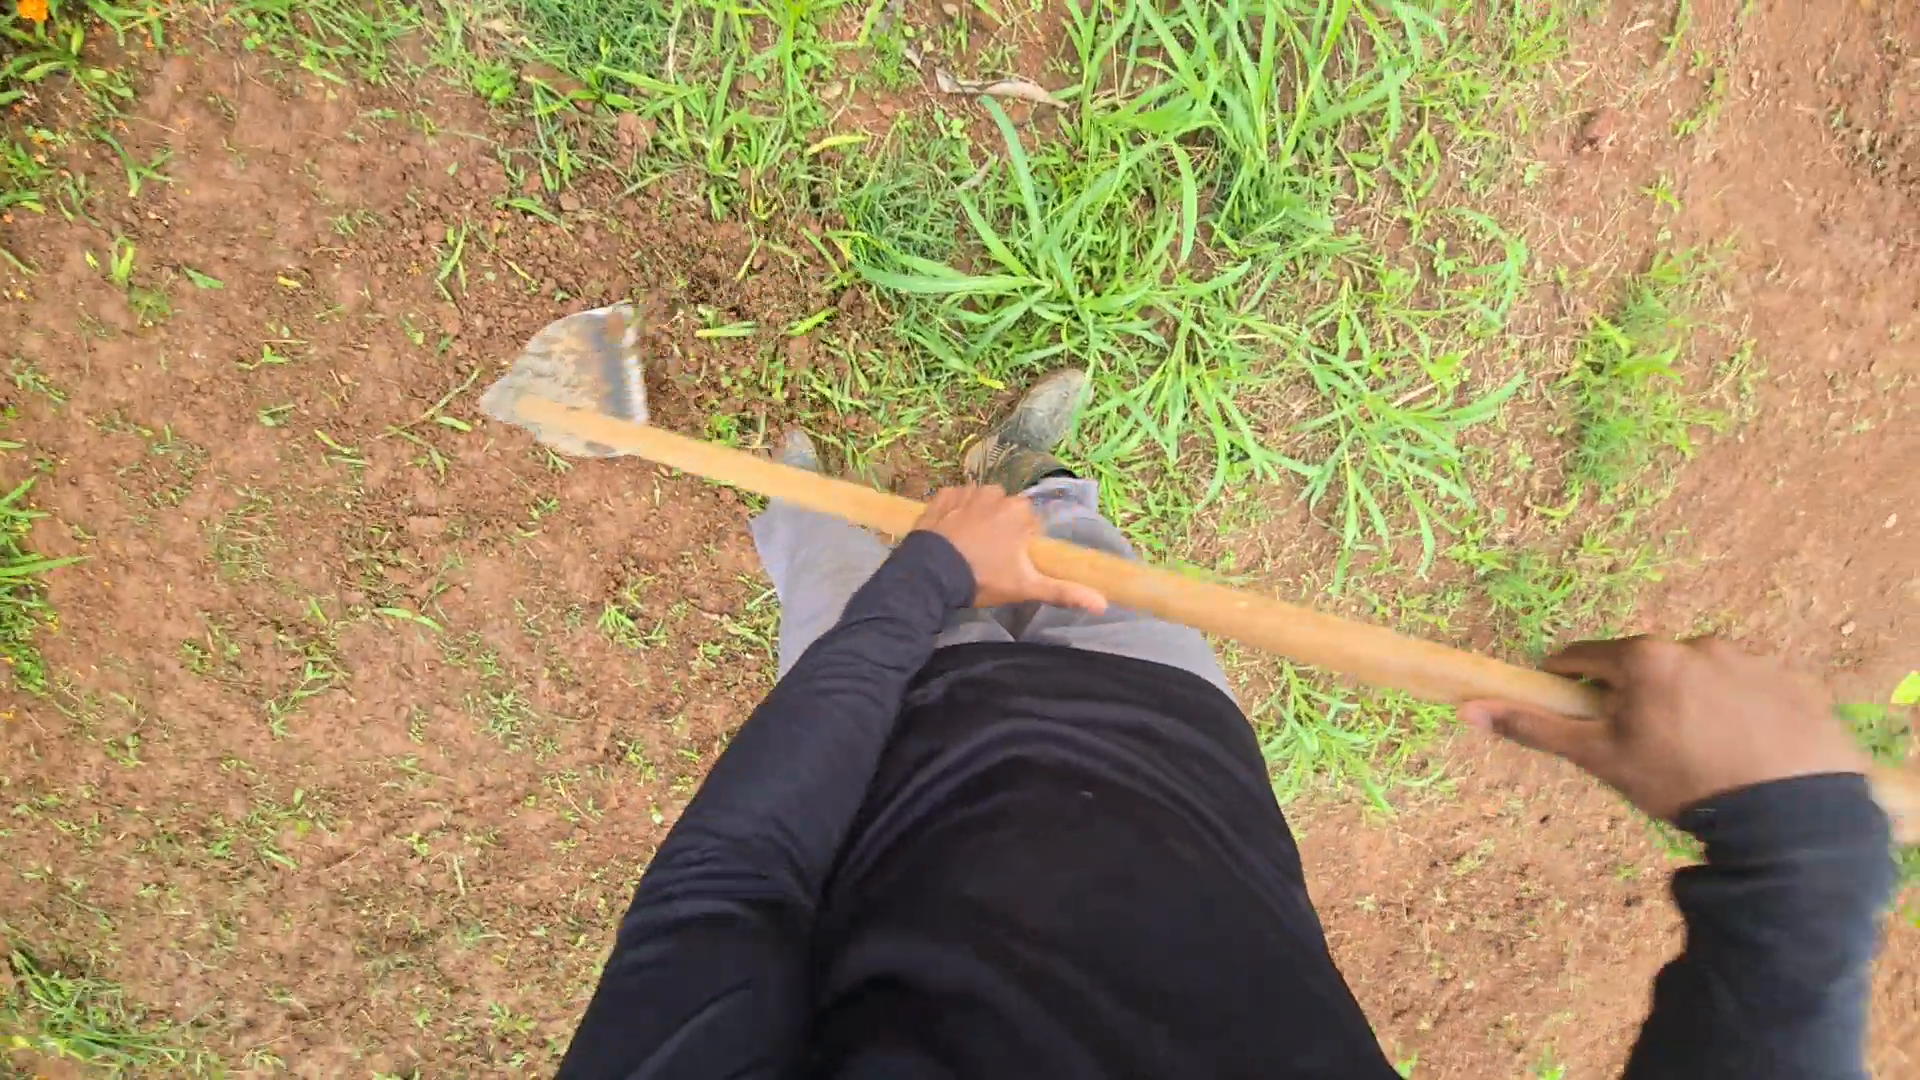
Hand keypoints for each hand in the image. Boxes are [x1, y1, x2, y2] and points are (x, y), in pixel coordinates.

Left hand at [913, 486, 1106, 613]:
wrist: (930, 575)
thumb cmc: (983, 579)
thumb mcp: (1026, 587)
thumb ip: (1064, 592)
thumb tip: (1103, 604)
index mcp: (1020, 511)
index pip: (1029, 524)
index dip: (1021, 543)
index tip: (1008, 561)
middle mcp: (996, 493)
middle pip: (1005, 511)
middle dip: (1000, 528)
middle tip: (987, 557)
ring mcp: (966, 492)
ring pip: (980, 503)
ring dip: (977, 518)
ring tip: (966, 547)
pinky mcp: (941, 496)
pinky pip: (954, 500)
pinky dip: (953, 513)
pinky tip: (949, 534)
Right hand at [1460, 637, 1866, 820]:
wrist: (1797, 826)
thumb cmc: (1679, 781)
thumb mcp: (1597, 756)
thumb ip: (1532, 727)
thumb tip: (1466, 709)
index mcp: (1643, 657)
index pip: (1584, 657)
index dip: (1571, 682)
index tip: (1577, 709)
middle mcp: (1697, 644)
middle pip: (1643, 664)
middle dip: (1634, 692)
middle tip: (1641, 737)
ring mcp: (1755, 661)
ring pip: (1697, 673)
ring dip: (1686, 696)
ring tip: (1698, 745)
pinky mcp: (1800, 685)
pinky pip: (1750, 686)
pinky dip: (1738, 706)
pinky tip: (1743, 745)